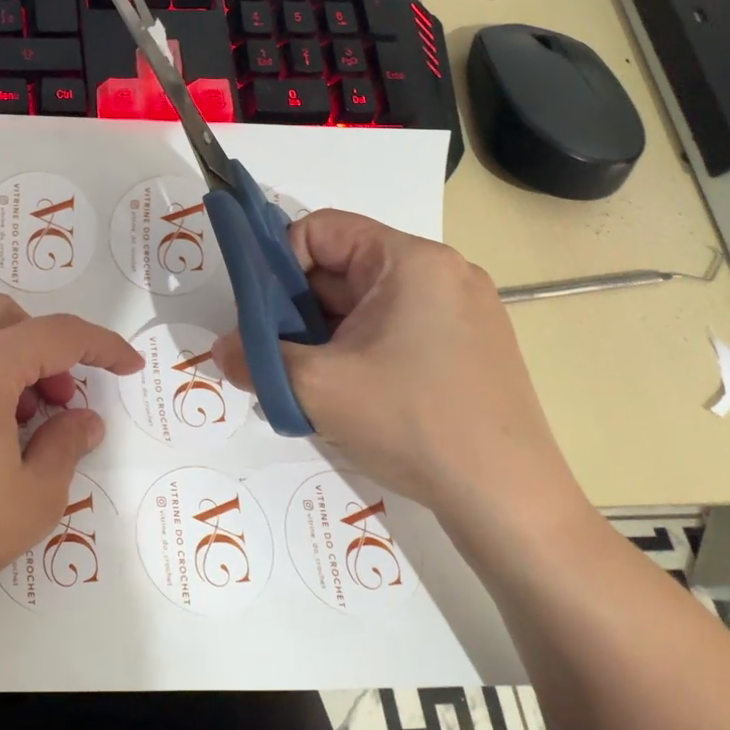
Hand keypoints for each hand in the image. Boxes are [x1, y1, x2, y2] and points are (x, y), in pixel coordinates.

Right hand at [213, 210, 581, 524]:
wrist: (507, 500)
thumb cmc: (412, 422)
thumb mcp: (316, 387)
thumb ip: (256, 357)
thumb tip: (221, 351)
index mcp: (411, 261)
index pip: (319, 229)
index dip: (277, 264)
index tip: (262, 315)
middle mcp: (442, 273)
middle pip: (340, 267)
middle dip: (296, 307)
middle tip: (276, 353)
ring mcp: (461, 312)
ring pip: (362, 304)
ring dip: (323, 335)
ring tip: (310, 382)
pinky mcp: (468, 348)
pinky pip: (392, 330)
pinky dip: (356, 352)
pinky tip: (348, 395)